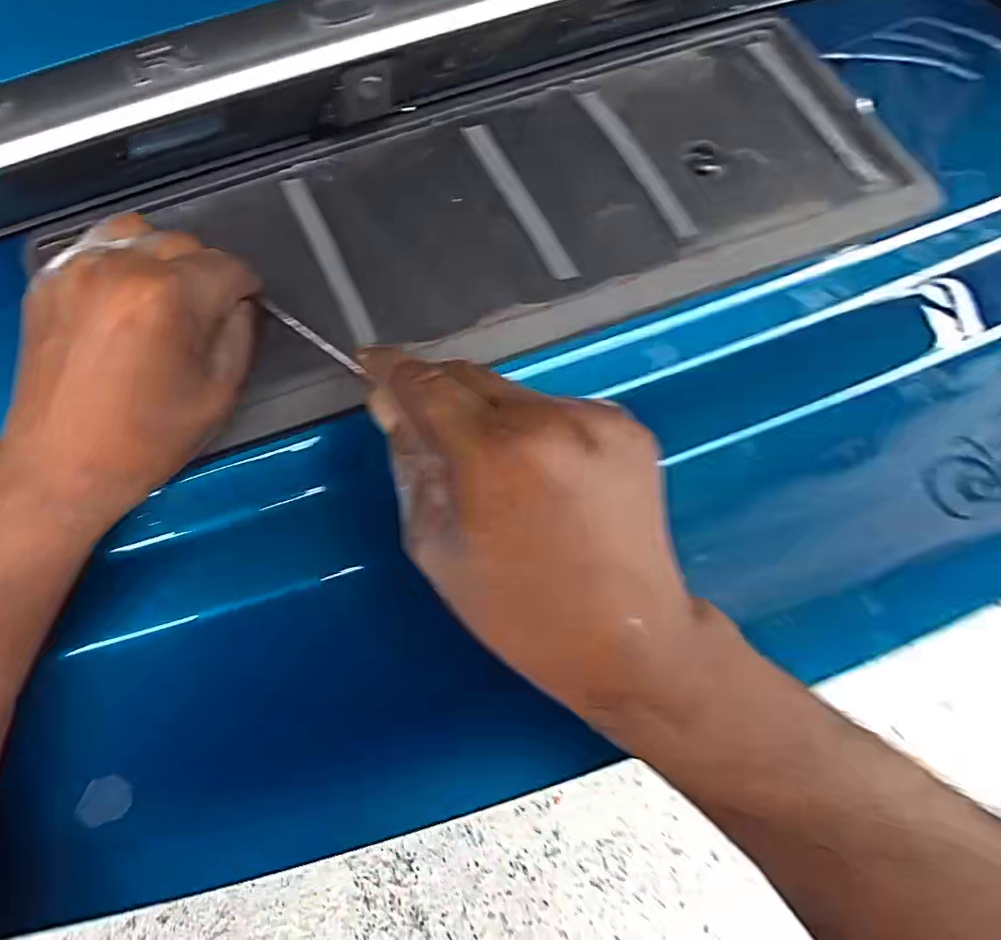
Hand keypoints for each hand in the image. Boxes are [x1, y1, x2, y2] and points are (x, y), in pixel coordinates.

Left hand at [0, 213, 260, 531]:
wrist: (58, 466)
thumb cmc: (142, 441)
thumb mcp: (218, 394)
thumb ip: (240, 332)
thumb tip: (237, 300)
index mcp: (164, 296)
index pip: (228, 266)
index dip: (245, 289)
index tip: (243, 309)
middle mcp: (118, 266)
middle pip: (185, 243)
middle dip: (204, 276)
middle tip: (199, 318)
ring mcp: (76, 267)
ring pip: (140, 233)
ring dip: (161, 259)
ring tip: (159, 299)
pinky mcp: (48, 278)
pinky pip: (98, 247)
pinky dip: (121, 263)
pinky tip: (121, 301)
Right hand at [360, 349, 721, 725]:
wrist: (631, 640)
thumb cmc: (517, 609)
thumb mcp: (434, 546)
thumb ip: (410, 465)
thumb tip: (393, 409)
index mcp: (491, 454)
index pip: (426, 385)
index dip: (391, 368)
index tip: (369, 361)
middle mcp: (545, 419)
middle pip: (467, 375)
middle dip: (433, 389)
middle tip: (417, 420)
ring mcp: (595, 418)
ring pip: (510, 391)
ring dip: (482, 412)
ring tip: (487, 463)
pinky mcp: (627, 426)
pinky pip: (553, 408)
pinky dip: (528, 427)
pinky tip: (536, 471)